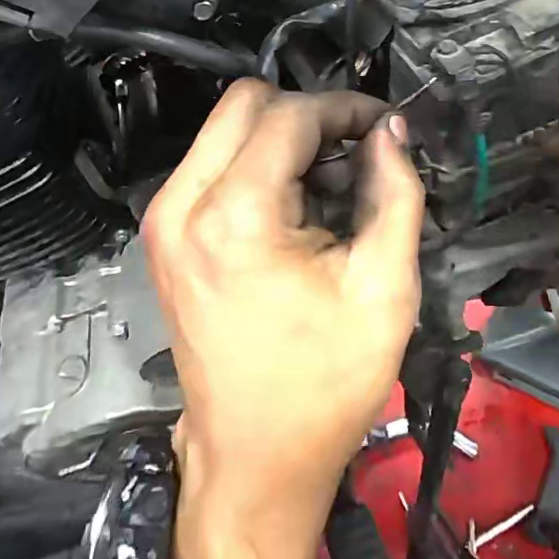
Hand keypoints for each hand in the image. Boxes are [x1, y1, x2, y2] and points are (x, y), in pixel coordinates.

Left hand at [142, 80, 423, 558]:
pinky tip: (294, 204)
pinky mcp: (163, 234)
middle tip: (353, 152)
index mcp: (234, 216)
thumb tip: (390, 131)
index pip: (290, 115)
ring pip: (226, 127)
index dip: (345, 110)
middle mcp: (182, 205)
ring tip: (328, 184)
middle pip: (246, 103)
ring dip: (282, 138)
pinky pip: (211, 163)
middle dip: (308, 115)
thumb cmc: (323, 384)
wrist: (255, 455)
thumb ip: (395, 192)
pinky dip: (256, 164)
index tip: (381, 128)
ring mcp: (163, 218)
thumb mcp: (384, 286)